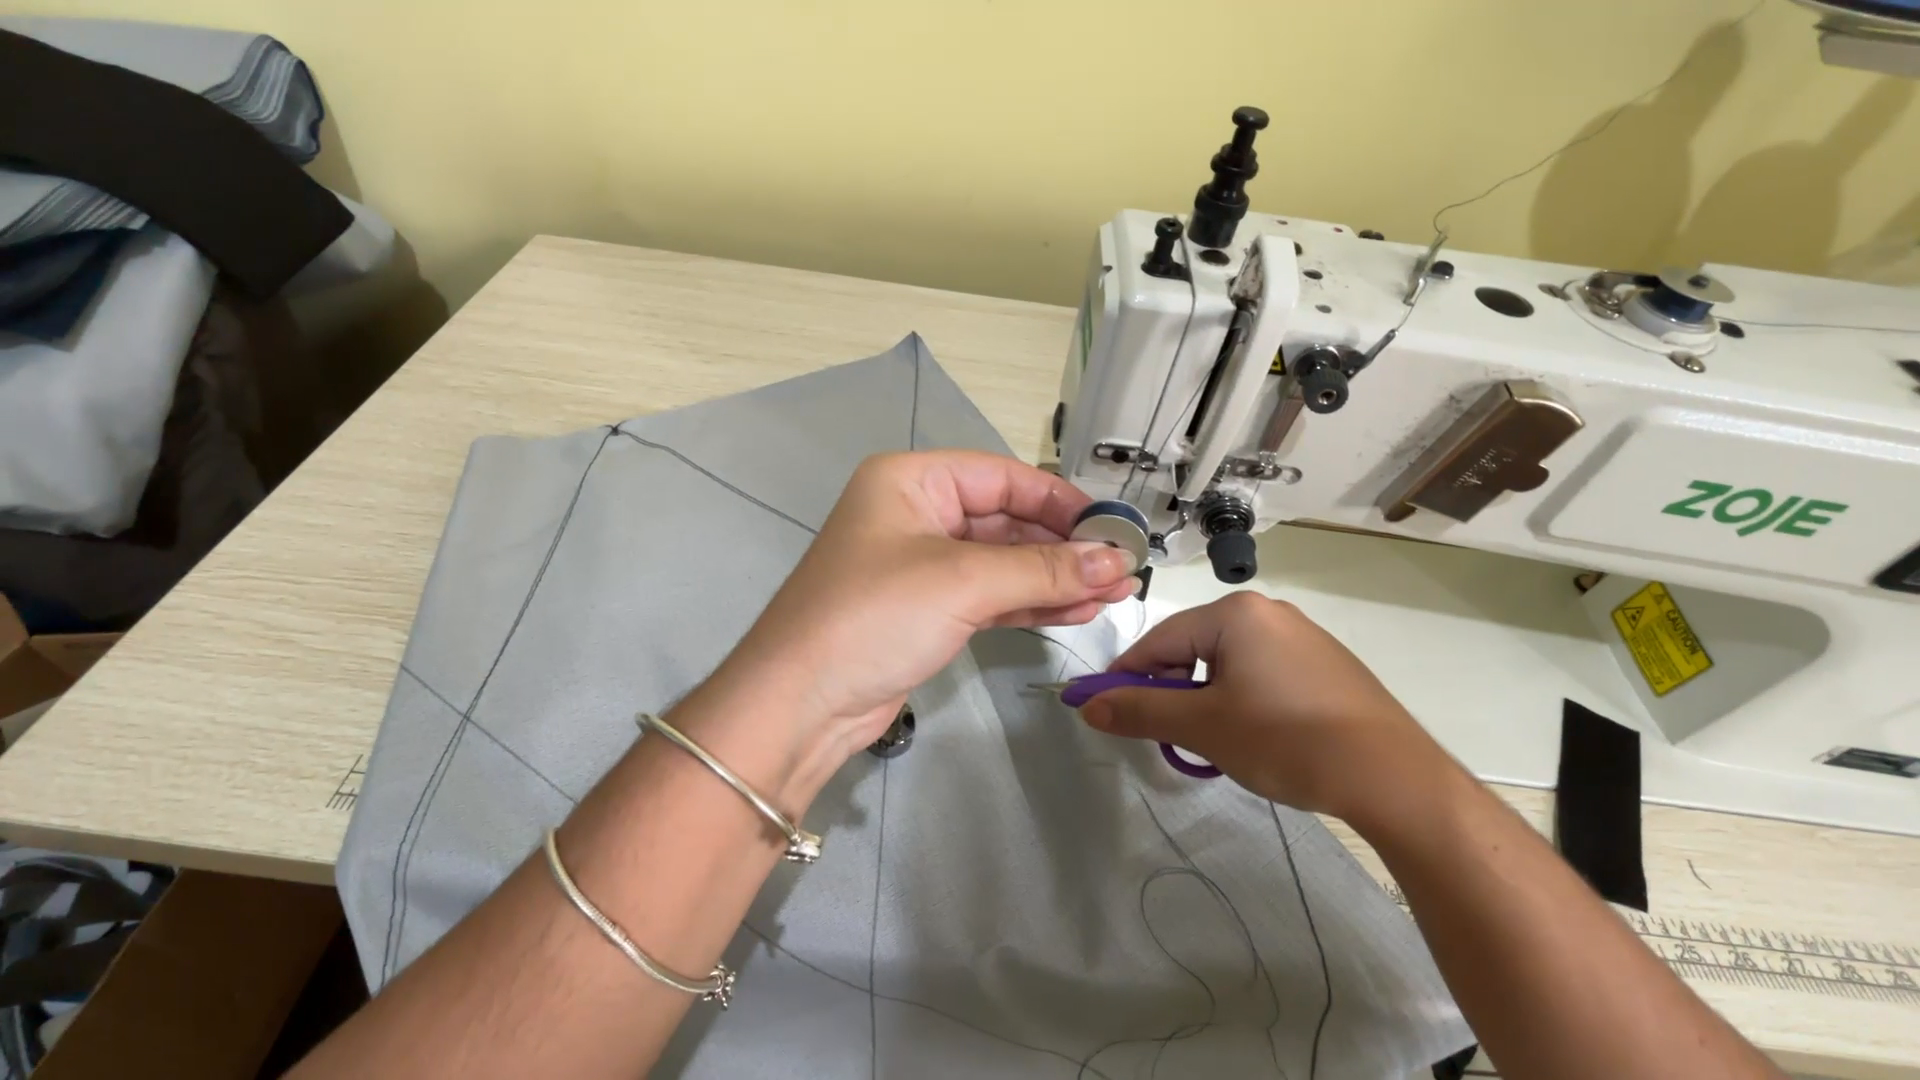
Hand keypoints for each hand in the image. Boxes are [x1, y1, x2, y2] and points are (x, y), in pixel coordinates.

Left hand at [692, 451, 1136, 804]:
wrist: (801, 704)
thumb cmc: (875, 617)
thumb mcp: (961, 581)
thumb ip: (1043, 569)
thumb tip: (1117, 560)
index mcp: (911, 481)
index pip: (1002, 476)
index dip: (1059, 501)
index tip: (1112, 527)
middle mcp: (917, 514)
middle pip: (1006, 520)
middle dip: (1064, 546)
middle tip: (1123, 569)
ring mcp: (923, 566)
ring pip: (1004, 562)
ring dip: (1056, 577)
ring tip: (1114, 593)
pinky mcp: (929, 611)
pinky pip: (992, 595)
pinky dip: (1031, 602)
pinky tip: (1077, 610)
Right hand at [1077, 592, 1449, 824]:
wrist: (1391, 777)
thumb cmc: (1286, 740)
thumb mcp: (1202, 727)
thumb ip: (1140, 711)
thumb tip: (1087, 705)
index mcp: (1236, 614)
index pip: (1159, 640)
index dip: (1125, 677)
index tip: (1103, 709)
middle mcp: (1269, 613)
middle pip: (1193, 649)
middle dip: (1170, 692)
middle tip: (1166, 736)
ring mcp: (1303, 638)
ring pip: (1227, 665)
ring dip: (1204, 700)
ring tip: (1211, 744)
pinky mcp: (1325, 667)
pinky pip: (1261, 675)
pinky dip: (1241, 702)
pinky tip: (1254, 738)